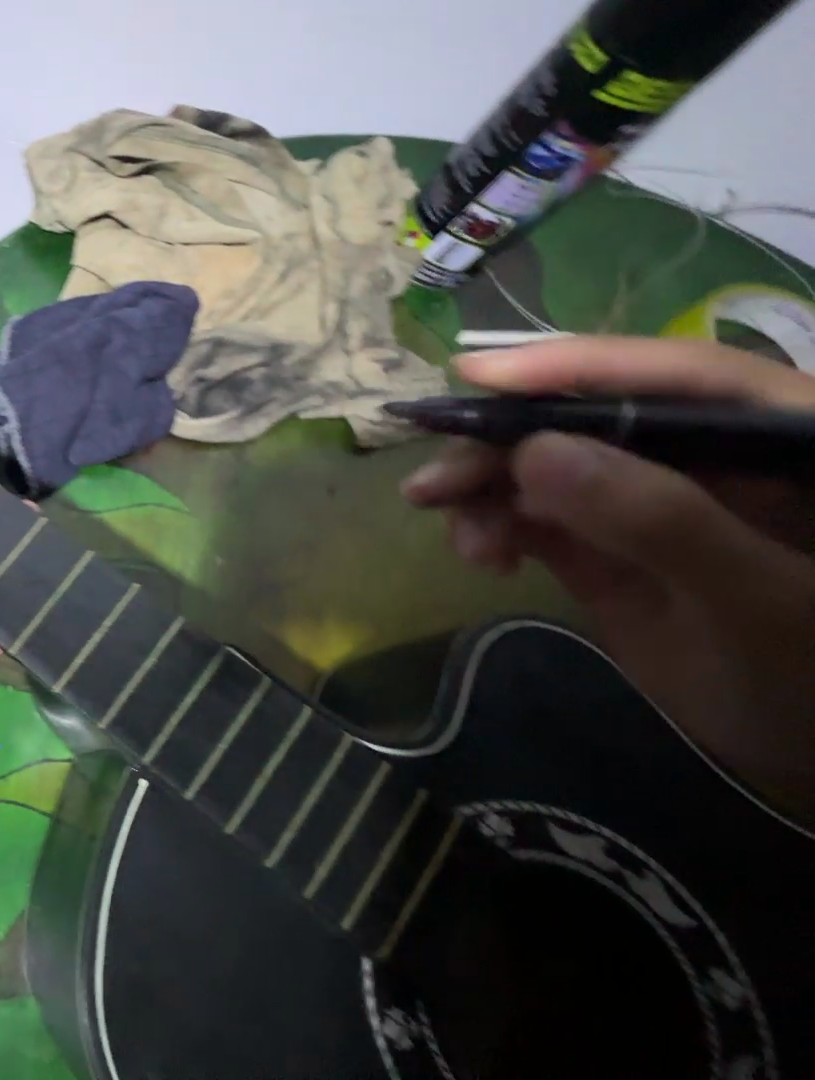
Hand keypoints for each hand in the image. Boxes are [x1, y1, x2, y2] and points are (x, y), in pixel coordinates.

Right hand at [400, 337, 814, 817]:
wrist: (810, 752)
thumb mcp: (756, 601)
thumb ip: (660, 522)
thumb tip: (536, 453)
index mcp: (780, 440)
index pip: (678, 381)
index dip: (576, 368)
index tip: (475, 377)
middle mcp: (707, 456)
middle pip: (587, 420)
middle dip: (502, 446)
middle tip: (431, 486)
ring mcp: (647, 497)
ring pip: (543, 464)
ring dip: (484, 491)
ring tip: (462, 541)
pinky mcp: (601, 537)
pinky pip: (529, 510)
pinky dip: (491, 524)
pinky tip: (483, 557)